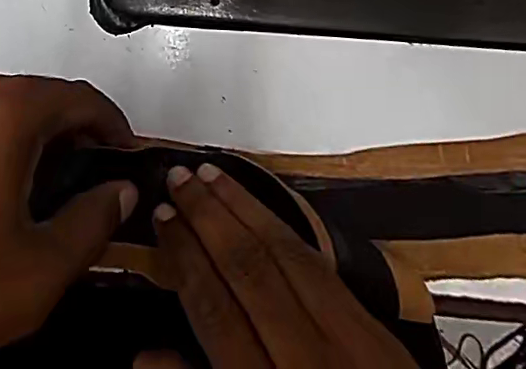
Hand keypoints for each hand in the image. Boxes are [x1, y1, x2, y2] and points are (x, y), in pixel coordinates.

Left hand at [0, 72, 138, 368]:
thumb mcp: (39, 268)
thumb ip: (94, 222)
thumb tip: (116, 198)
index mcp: (7, 111)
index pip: (83, 97)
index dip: (114, 126)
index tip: (123, 149)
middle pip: (45, 97)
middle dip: (78, 132)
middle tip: (96, 171)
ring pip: (10, 109)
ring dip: (40, 139)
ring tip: (52, 191)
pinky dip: (3, 145)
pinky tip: (4, 196)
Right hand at [139, 163, 418, 368]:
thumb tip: (146, 355)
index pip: (217, 312)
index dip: (185, 258)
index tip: (163, 219)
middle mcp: (312, 361)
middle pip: (251, 270)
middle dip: (209, 216)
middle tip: (179, 178)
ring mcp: (352, 343)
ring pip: (288, 253)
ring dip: (244, 207)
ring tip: (211, 175)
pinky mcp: (379, 333)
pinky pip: (324, 265)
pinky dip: (286, 228)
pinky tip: (262, 208)